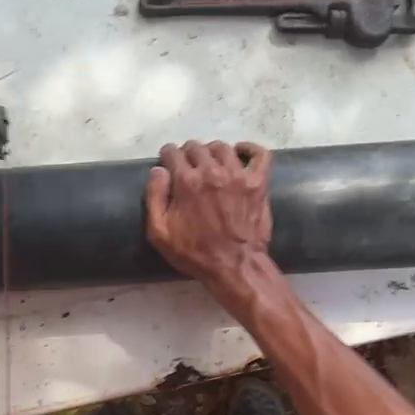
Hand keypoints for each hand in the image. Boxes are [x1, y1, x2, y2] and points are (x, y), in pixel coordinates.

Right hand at [145, 140, 274, 295]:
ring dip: (212, 151)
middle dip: (188, 153)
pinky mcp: (258, 183)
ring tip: (210, 162)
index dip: (168, 156)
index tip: (168, 163)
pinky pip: (259, 154)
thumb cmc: (194, 253)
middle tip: (188, 166)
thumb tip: (158, 170)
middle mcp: (212, 172)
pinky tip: (241, 153)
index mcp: (186, 182)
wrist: (234, 266)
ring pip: (222, 147)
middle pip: (196, 147)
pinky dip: (250, 148)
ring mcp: (238, 175)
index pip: (173, 152)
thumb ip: (154, 197)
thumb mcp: (159, 233)